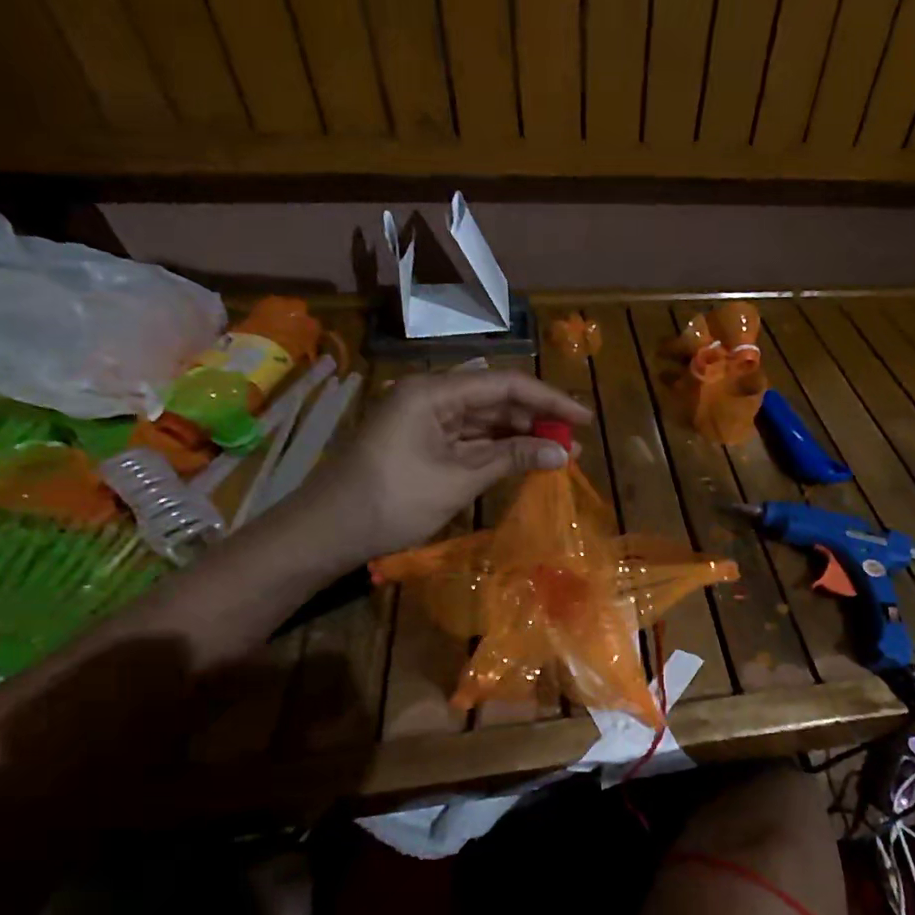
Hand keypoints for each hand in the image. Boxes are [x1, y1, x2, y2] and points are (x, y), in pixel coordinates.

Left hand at [305, 369, 591, 560]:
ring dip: (515, 436)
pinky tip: (519, 460)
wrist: (330, 530)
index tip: (585, 419)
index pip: (504, 384)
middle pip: (492, 399)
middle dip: (535, 419)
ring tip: (556, 455)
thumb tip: (561, 452)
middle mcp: (427, 396)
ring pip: (479, 420)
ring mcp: (420, 419)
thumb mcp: (457, 480)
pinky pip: (463, 438)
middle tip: (574, 444)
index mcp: (433, 391)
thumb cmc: (392, 501)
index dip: (549, 399)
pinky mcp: (416, 442)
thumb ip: (510, 459)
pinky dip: (491, 449)